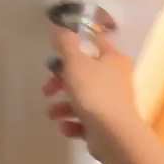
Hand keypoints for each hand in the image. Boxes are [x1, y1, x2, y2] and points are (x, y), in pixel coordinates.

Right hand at [42, 29, 143, 148]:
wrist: (114, 135)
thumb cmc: (95, 93)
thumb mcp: (76, 62)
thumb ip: (66, 43)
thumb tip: (59, 28)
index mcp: (113, 59)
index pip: (94, 42)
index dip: (74, 44)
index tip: (55, 52)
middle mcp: (116, 78)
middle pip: (83, 73)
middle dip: (60, 82)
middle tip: (47, 89)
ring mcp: (113, 103)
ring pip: (82, 98)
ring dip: (63, 106)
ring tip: (53, 114)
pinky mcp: (107, 124)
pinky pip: (85, 119)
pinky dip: (73, 122)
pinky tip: (66, 127)